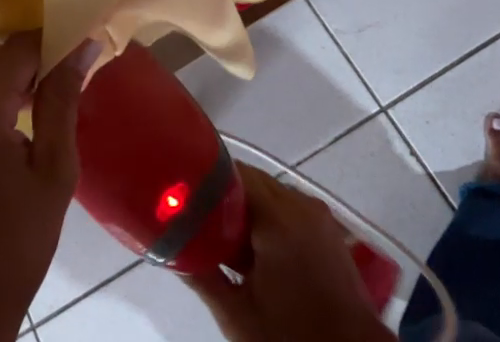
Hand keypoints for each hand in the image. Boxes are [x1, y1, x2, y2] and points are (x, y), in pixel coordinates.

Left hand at [0, 31, 100, 341]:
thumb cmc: (17, 244)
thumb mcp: (54, 171)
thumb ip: (61, 102)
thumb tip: (82, 48)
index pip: (15, 51)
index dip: (51, 44)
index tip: (81, 49)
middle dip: (31, 63)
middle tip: (69, 78)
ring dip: (8, 83)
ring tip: (44, 104)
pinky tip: (9, 127)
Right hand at [184, 166, 394, 341]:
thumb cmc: (293, 337)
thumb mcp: (237, 315)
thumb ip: (201, 276)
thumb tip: (170, 249)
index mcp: (279, 217)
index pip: (233, 174)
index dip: (203, 182)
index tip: (179, 197)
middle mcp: (302, 205)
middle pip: (251, 181)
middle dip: (222, 198)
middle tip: (194, 222)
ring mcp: (320, 216)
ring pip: (270, 194)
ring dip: (245, 209)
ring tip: (221, 240)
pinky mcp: (329, 230)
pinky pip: (289, 209)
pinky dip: (268, 219)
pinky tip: (252, 250)